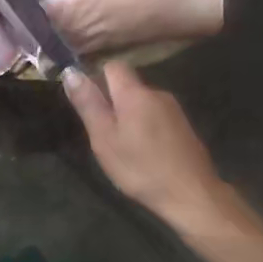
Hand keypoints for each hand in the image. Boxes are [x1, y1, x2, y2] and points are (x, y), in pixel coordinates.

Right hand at [63, 62, 227, 231]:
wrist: (192, 195)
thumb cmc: (140, 167)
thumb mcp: (104, 138)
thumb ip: (88, 103)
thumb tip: (70, 72)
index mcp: (135, 93)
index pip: (112, 66)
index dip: (96, 77)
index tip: (88, 102)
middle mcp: (156, 93)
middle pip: (127, 84)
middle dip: (111, 101)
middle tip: (101, 132)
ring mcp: (173, 110)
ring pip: (141, 101)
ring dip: (128, 115)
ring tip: (121, 145)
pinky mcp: (183, 126)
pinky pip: (155, 115)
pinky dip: (144, 126)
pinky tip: (143, 151)